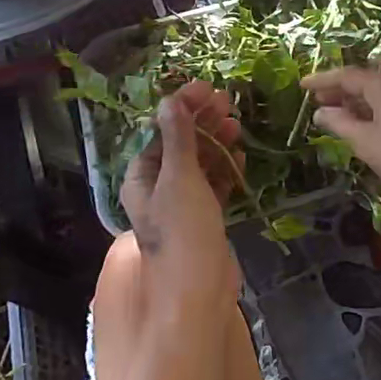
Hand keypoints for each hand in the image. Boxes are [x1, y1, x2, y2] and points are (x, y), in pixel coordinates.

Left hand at [120, 81, 241, 317]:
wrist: (199, 290)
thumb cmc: (184, 231)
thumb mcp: (180, 179)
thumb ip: (178, 138)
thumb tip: (170, 100)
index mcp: (142, 176)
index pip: (160, 131)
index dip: (182, 107)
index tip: (207, 89)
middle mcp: (158, 187)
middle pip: (180, 144)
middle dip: (202, 122)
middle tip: (228, 103)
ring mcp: (182, 203)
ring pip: (199, 164)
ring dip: (216, 143)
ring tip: (236, 126)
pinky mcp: (203, 218)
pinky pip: (213, 185)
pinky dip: (224, 170)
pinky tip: (238, 158)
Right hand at [301, 67, 380, 207]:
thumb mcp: (364, 142)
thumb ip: (339, 123)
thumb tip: (319, 113)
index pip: (347, 75)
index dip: (322, 79)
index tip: (302, 85)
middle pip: (364, 80)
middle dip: (338, 89)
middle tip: (316, 101)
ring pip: (378, 92)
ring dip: (355, 100)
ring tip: (334, 114)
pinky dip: (371, 108)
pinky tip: (362, 123)